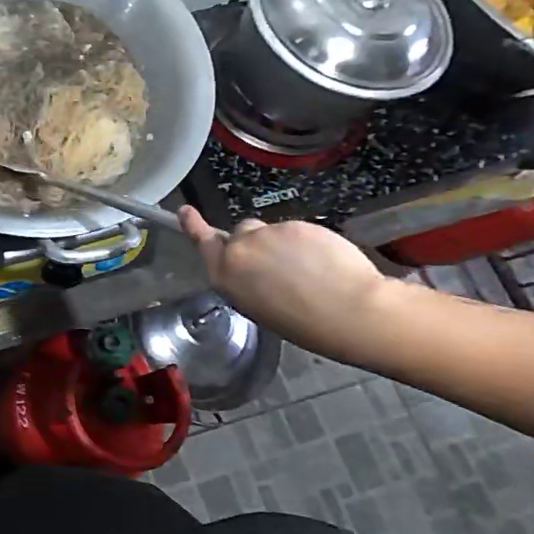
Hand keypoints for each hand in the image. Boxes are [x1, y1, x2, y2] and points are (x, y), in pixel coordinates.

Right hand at [177, 206, 387, 351]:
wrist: (347, 310)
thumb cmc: (304, 323)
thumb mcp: (259, 307)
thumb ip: (245, 280)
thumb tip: (255, 267)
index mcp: (226, 278)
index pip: (203, 243)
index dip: (194, 225)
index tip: (186, 210)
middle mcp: (240, 251)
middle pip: (240, 233)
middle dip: (254, 243)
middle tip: (279, 267)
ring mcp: (268, 234)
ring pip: (270, 231)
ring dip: (281, 243)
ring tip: (307, 270)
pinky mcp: (296, 224)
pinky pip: (296, 230)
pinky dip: (306, 242)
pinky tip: (322, 262)